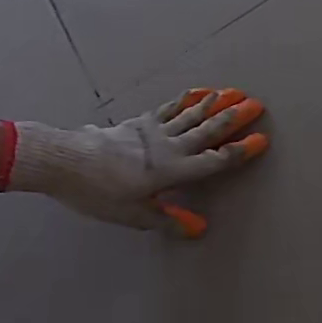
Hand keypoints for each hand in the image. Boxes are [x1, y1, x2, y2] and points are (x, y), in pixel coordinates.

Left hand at [5, 88, 268, 233]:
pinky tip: (197, 92)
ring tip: (234, 92)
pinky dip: (186, 101)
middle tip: (256, 105)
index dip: (241, 150)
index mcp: (175, 170)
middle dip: (235, 118)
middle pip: (209, 130)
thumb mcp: (133, 214)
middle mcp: (171, 147)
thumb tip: (199, 230)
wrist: (59, 162)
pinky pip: (169, 109)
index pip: (217, 160)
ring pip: (193, 116)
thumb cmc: (97, 192)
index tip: (262, 139)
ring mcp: (155, 132)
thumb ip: (168, 220)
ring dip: (216, 104)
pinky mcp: (139, 123)